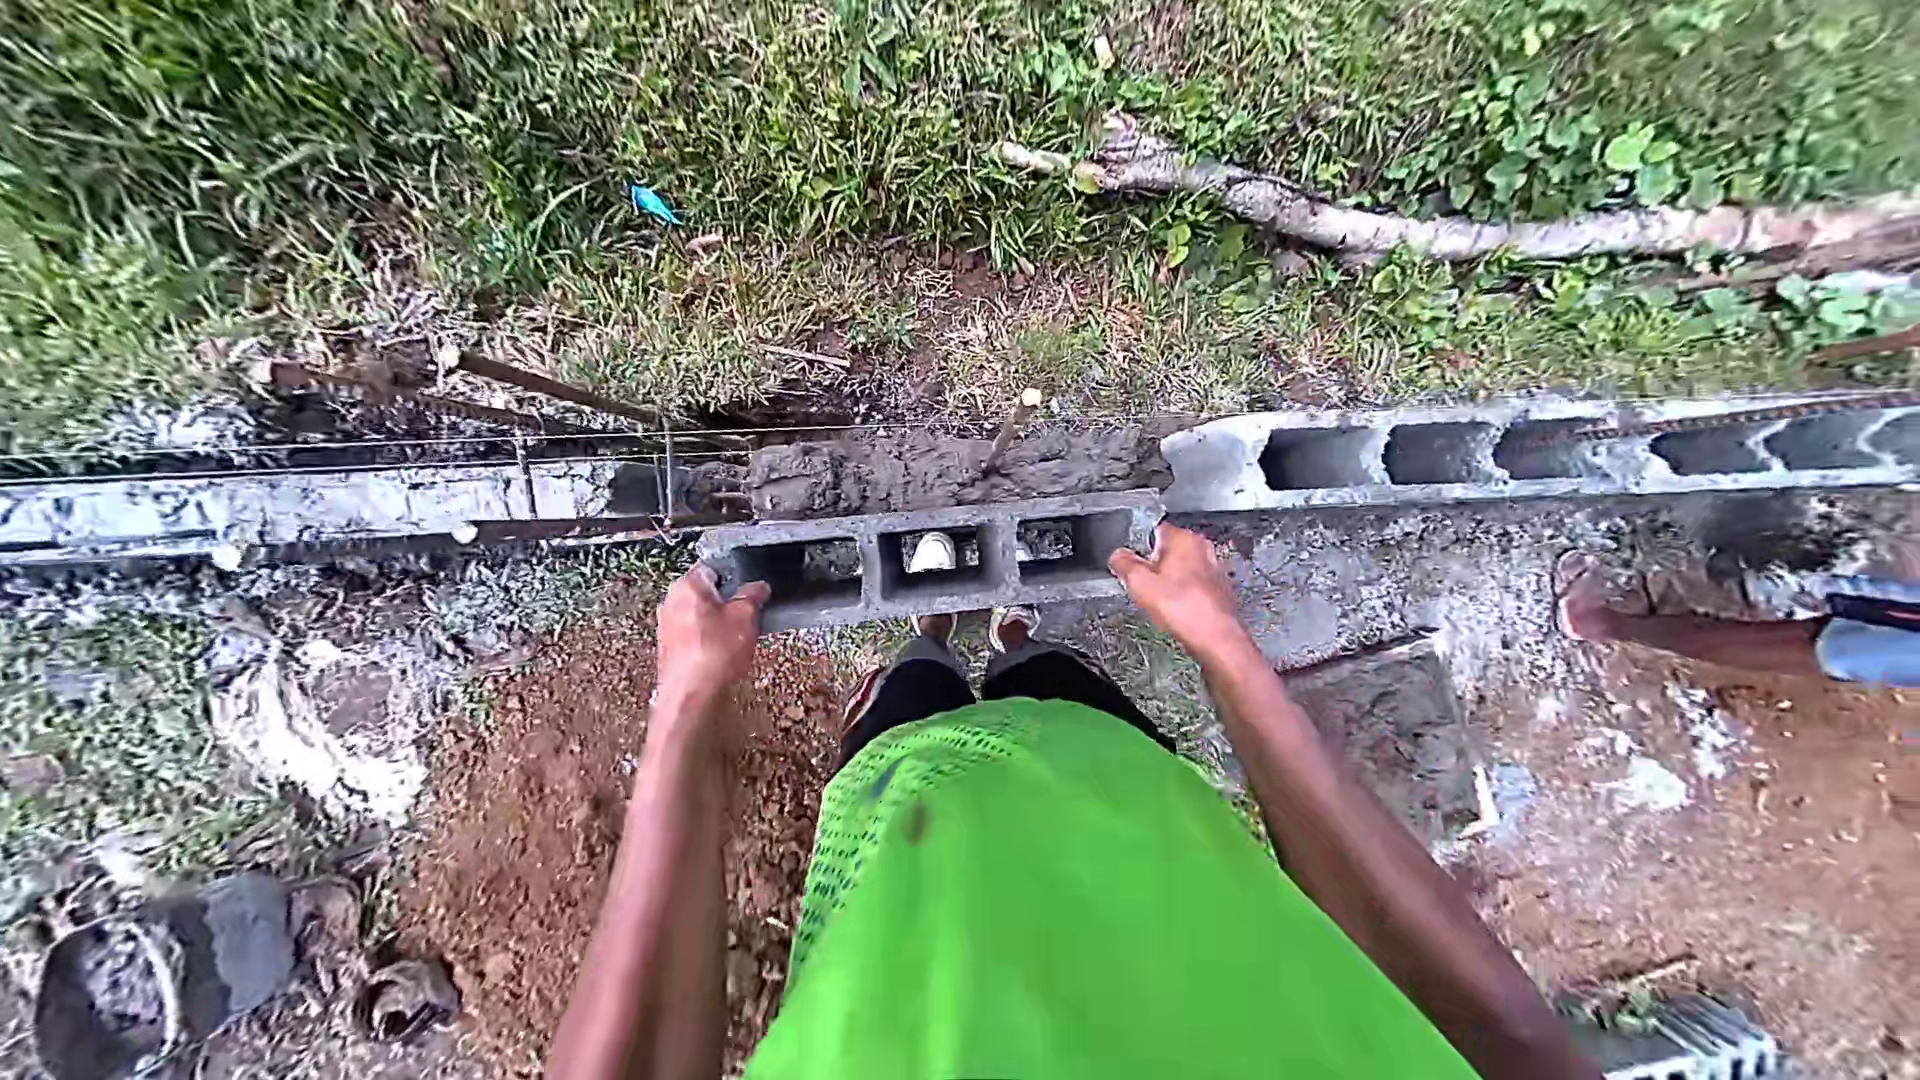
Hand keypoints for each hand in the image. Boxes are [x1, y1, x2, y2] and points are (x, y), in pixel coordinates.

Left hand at [653, 564, 769, 716]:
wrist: (692, 696)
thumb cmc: (714, 653)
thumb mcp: (746, 616)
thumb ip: (753, 595)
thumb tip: (759, 587)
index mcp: (686, 585)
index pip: (714, 568)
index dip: (736, 577)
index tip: (752, 589)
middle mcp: (671, 601)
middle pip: (708, 592)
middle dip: (729, 602)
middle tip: (749, 615)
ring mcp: (668, 626)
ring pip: (702, 614)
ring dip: (721, 622)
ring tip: (739, 637)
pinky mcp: (671, 648)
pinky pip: (696, 634)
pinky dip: (711, 639)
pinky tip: (725, 653)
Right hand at [1108, 523, 1250, 663]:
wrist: (1216, 638)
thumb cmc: (1185, 609)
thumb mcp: (1138, 582)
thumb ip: (1122, 563)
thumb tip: (1117, 556)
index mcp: (1183, 538)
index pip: (1152, 530)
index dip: (1136, 549)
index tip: (1130, 565)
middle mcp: (1202, 548)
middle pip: (1165, 552)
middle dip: (1152, 568)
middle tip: (1145, 587)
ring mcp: (1213, 569)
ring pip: (1179, 570)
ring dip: (1168, 583)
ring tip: (1162, 602)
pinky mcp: (1218, 589)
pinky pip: (1191, 587)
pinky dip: (1182, 596)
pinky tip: (1177, 610)